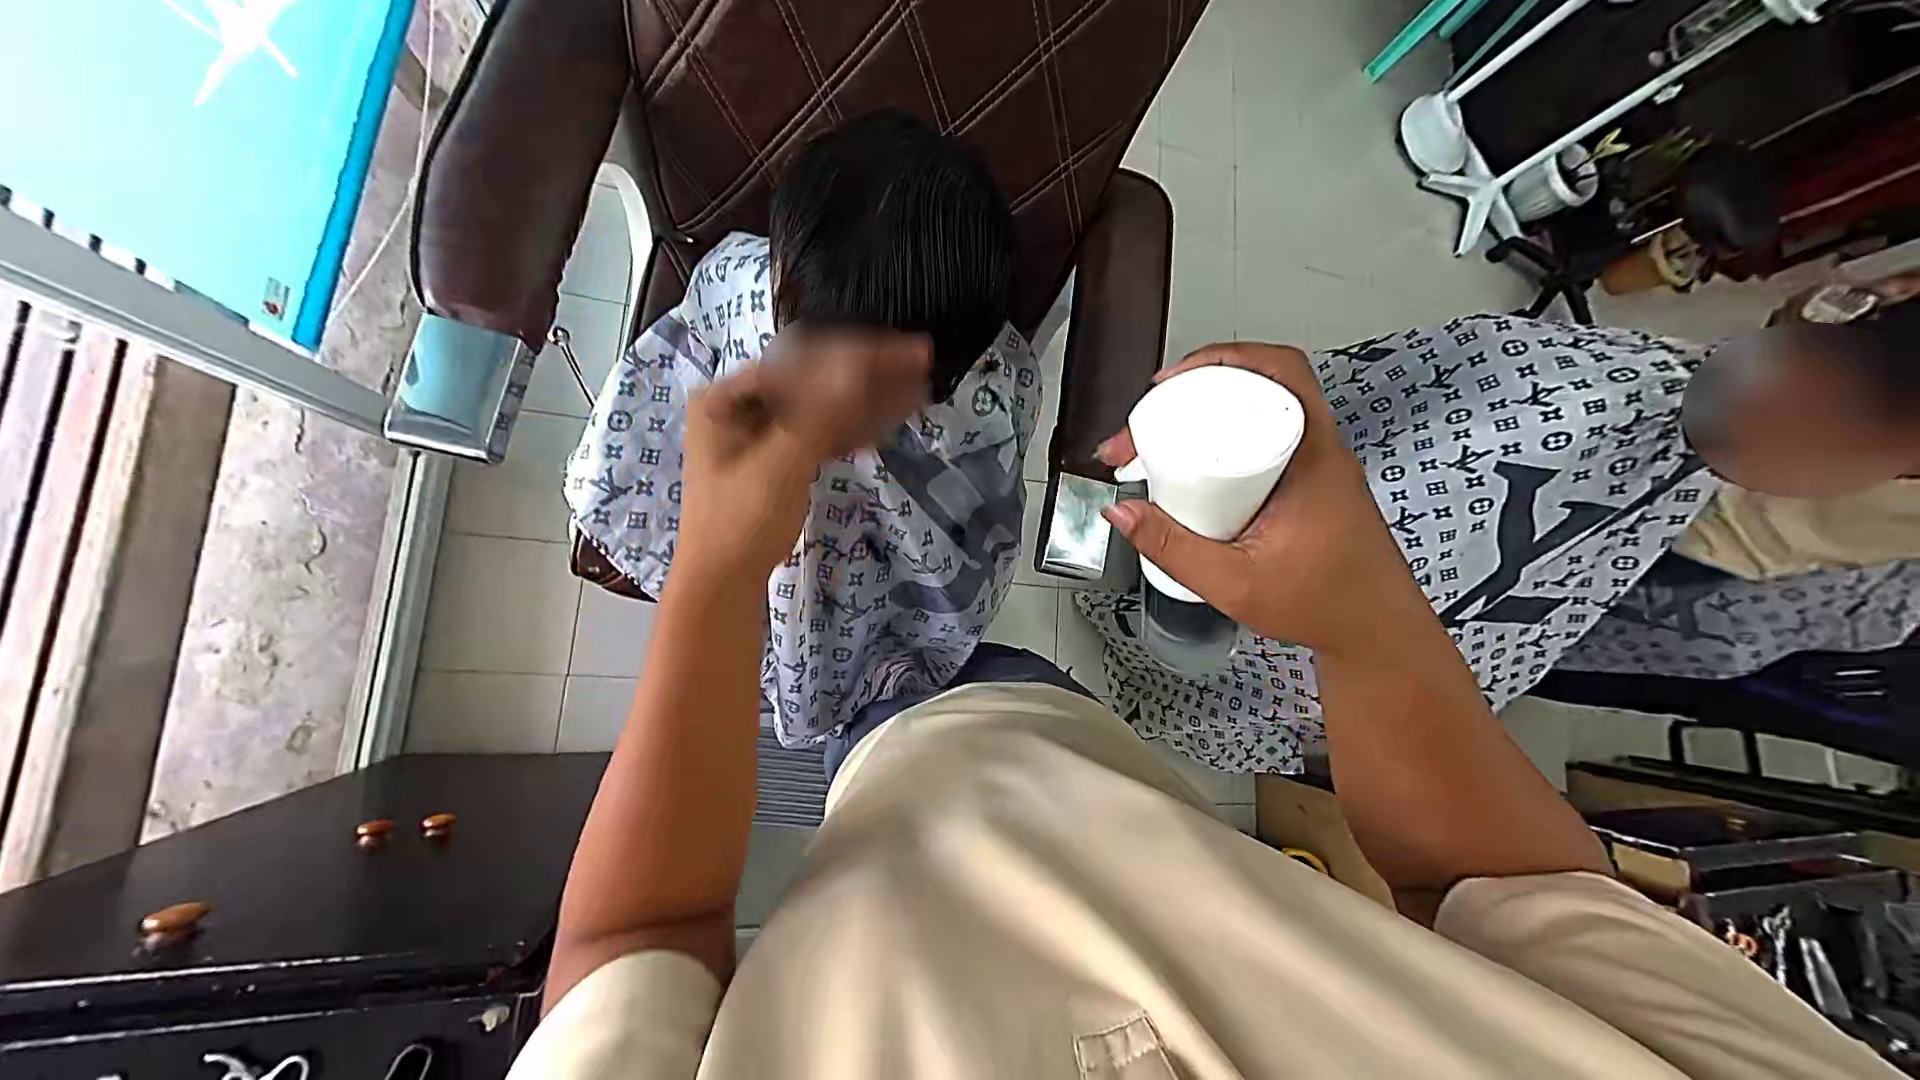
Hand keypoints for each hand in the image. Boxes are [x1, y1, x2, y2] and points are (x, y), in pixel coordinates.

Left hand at [675, 328, 928, 583]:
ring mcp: (765, 434)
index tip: (902, 352)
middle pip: (817, 380)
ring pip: (826, 408)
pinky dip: (856, 429)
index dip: (857, 355)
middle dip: (870, 374)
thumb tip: (858, 364)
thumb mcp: (779, 465)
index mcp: (728, 397)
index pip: (802, 362)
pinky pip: (824, 434)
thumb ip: (819, 414)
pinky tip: (891, 418)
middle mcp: (745, 406)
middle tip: (919, 361)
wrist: (723, 584)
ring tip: (918, 388)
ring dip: (870, 401)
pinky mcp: (783, 459)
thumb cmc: (739, 524)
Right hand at [1098, 343, 1426, 656]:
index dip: (1218, 361)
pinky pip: (1263, 438)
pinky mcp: (1306, 482)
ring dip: (1209, 416)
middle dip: (1194, 392)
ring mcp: (1316, 464)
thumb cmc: (1326, 605)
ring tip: (1163, 443)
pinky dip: (1225, 439)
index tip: (1171, 382)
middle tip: (1151, 420)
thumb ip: (1171, 547)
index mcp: (1310, 457)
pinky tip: (1197, 470)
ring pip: (1259, 412)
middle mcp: (1319, 449)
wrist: (1374, 632)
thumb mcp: (1232, 582)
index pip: (1276, 372)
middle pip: (1257, 386)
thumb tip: (1124, 513)